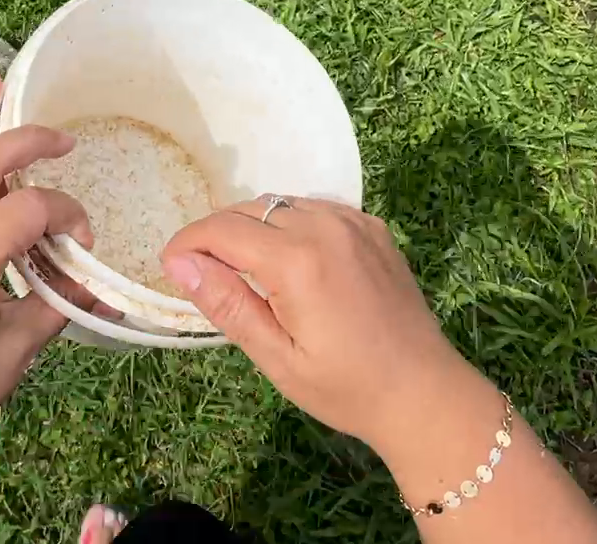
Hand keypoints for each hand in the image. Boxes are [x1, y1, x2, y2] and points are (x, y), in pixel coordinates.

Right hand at [160, 197, 474, 456]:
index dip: (188, 242)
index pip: (222, 229)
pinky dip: (290, 223)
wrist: (426, 393)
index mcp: (297, 261)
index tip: (170, 265)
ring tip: (246, 268)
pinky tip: (293, 259)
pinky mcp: (370, 223)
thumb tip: (180, 262)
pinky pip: (313, 207)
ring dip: (253, 226)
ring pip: (278, 203)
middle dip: (216, 234)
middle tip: (205, 273)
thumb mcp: (277, 358)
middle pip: (247, 209)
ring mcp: (352, 220)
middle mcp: (324, 225)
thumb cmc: (345, 388)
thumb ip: (227, 302)